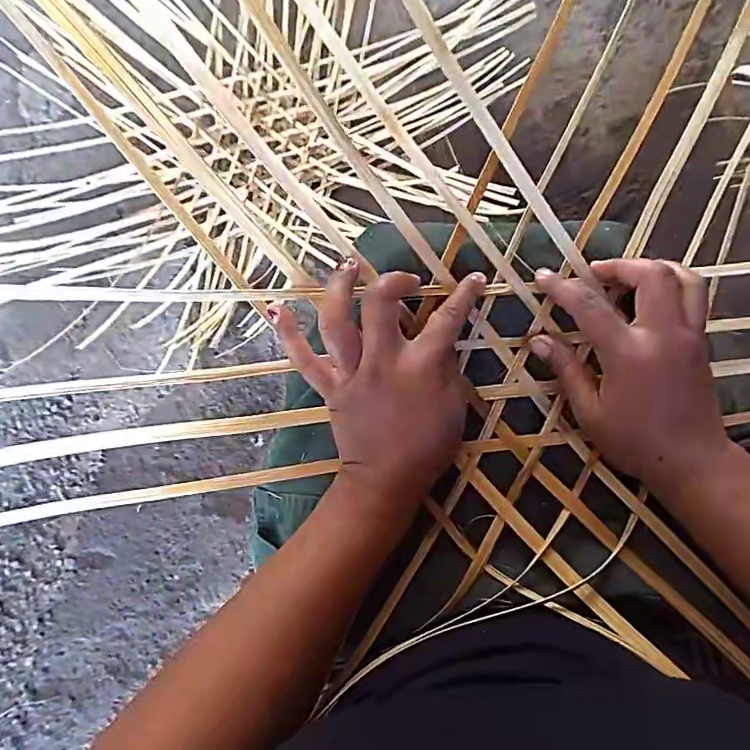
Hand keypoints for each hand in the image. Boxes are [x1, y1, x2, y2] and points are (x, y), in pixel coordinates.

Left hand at [271, 259, 487, 502]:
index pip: (447, 319)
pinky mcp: (330, 389)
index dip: (463, 295)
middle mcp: (383, 361)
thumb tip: (441, 340)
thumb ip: (448, 368)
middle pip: (380, 305)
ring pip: (337, 322)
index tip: (472, 278)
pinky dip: (289, 335)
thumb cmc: (429, 448)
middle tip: (404, 279)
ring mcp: (352, 373)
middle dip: (392, 280)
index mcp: (421, 366)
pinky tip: (277, 310)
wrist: (387, 483)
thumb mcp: (455, 406)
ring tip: (346, 266)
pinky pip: (304, 360)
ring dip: (338, 288)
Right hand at [531, 259, 739, 487]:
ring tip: (628, 277)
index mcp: (629, 354)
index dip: (563, 287)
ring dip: (652, 267)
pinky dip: (671, 284)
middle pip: (649, 274)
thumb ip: (567, 371)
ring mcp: (689, 335)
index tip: (543, 276)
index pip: (590, 306)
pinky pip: (694, 296)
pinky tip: (650, 299)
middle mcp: (663, 335)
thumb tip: (539, 341)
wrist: (693, 461)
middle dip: (618, 265)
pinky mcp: (702, 342)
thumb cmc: (635, 443)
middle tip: (594, 274)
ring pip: (682, 277)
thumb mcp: (591, 414)